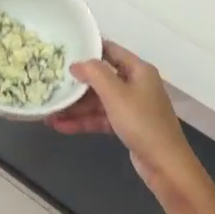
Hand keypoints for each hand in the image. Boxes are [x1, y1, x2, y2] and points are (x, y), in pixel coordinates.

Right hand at [48, 41, 192, 182]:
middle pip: (100, 78)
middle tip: (50, 84)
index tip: (62, 50)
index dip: (87, 48)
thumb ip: (94, 74)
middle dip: (75, 84)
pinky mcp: (126, 125)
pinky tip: (61, 126)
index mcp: (138, 70)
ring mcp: (131, 106)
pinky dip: (83, 121)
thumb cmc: (142, 122)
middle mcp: (135, 84)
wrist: (166, 165)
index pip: (109, 50)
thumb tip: (76, 64)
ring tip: (48, 113)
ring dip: (75, 107)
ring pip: (97, 100)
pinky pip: (100, 117)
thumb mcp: (116, 94)